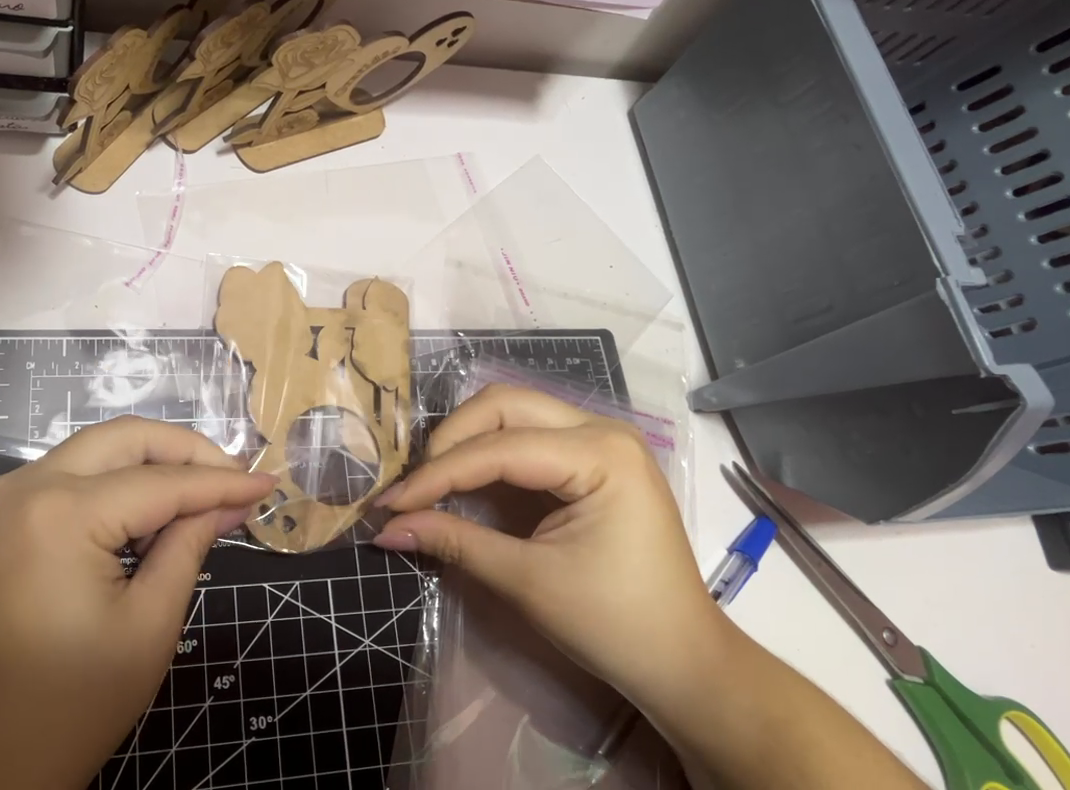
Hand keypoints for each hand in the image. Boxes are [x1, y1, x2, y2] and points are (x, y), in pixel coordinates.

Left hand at [0, 417, 276, 789]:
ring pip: (95, 450)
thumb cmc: (70, 705)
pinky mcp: (1, 519)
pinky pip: (70, 476)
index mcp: (61, 513)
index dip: (221, 481)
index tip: (268, 484)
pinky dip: (116, 481)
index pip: (160, 482)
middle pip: (122, 439)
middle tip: (236, 477)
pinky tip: (154, 507)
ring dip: (151, 462)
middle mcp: (26, 486)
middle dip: (185, 451)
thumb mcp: (148, 626)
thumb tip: (231, 501)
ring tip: (205, 490)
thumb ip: (188, 546)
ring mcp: (6, 499)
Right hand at [371, 385, 723, 707]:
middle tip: (413, 488)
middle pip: (502, 406)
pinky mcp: (594, 456)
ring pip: (512, 412)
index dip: (437, 474)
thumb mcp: (528, 582)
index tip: (390, 504)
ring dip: (466, 441)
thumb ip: (456, 542)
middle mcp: (603, 429)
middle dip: (449, 442)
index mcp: (601, 455)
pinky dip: (488, 452)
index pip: (497, 449)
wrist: (683, 661)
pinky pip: (528, 434)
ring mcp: (601, 439)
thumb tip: (386, 528)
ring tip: (431, 482)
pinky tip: (464, 480)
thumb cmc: (615, 623)